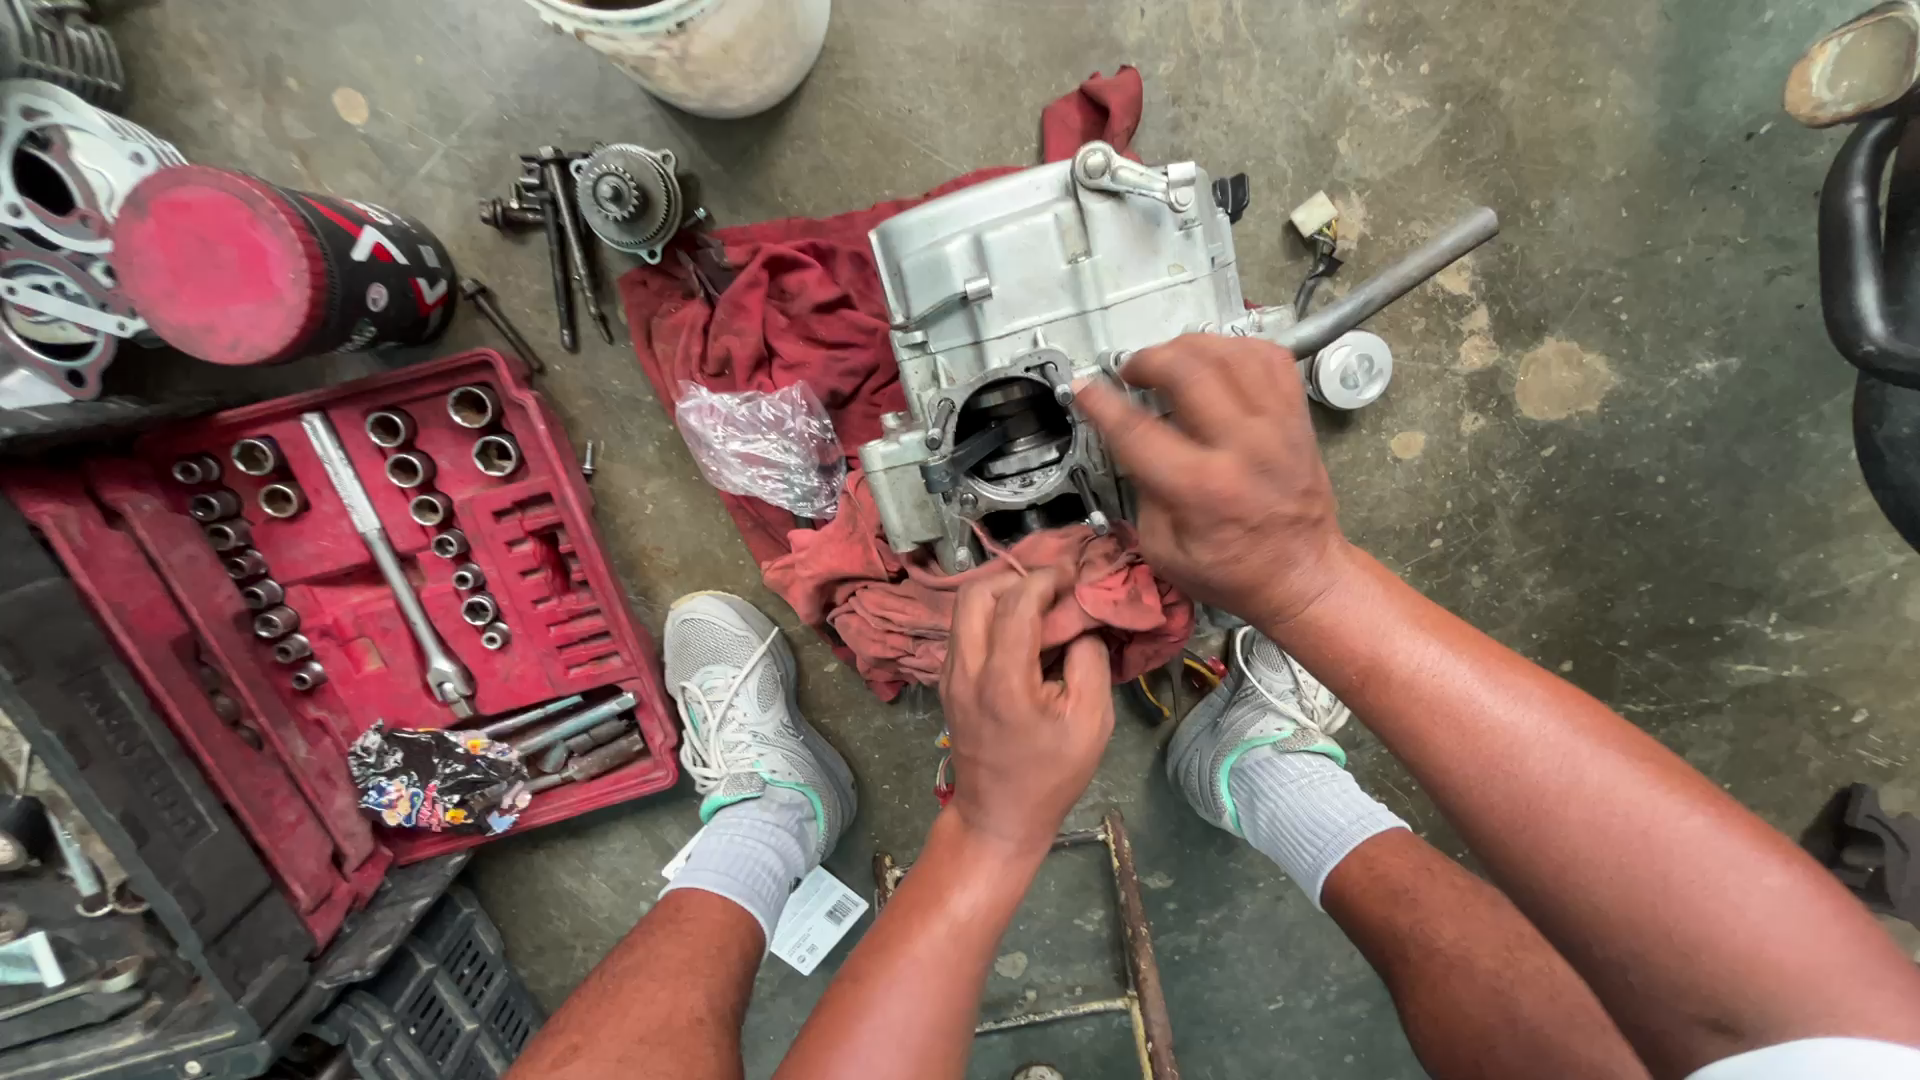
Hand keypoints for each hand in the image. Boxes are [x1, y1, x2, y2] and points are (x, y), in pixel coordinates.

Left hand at [940, 569, 1113, 856]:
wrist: (998, 815)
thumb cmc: (1051, 774)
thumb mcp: (1091, 721)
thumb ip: (1089, 661)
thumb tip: (1080, 623)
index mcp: (1003, 679)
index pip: (1016, 602)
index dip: (1045, 580)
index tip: (1071, 578)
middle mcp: (966, 669)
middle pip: (975, 593)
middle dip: (1013, 578)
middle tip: (1048, 589)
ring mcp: (949, 674)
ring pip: (963, 608)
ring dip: (998, 595)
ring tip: (1036, 606)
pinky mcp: (947, 681)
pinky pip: (962, 630)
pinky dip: (988, 616)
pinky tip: (1019, 631)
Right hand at [1074, 334, 1355, 627]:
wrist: (1301, 575)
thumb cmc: (1231, 571)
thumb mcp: (1162, 548)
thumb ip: (1143, 490)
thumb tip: (1132, 442)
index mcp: (1201, 490)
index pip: (1137, 429)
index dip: (1102, 403)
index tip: (1084, 388)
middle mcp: (1243, 448)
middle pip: (1187, 371)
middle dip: (1146, 361)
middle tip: (1130, 373)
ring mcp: (1277, 426)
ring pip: (1229, 352)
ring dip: (1187, 347)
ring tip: (1168, 362)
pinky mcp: (1297, 417)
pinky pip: (1268, 357)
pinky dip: (1234, 348)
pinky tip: (1214, 360)